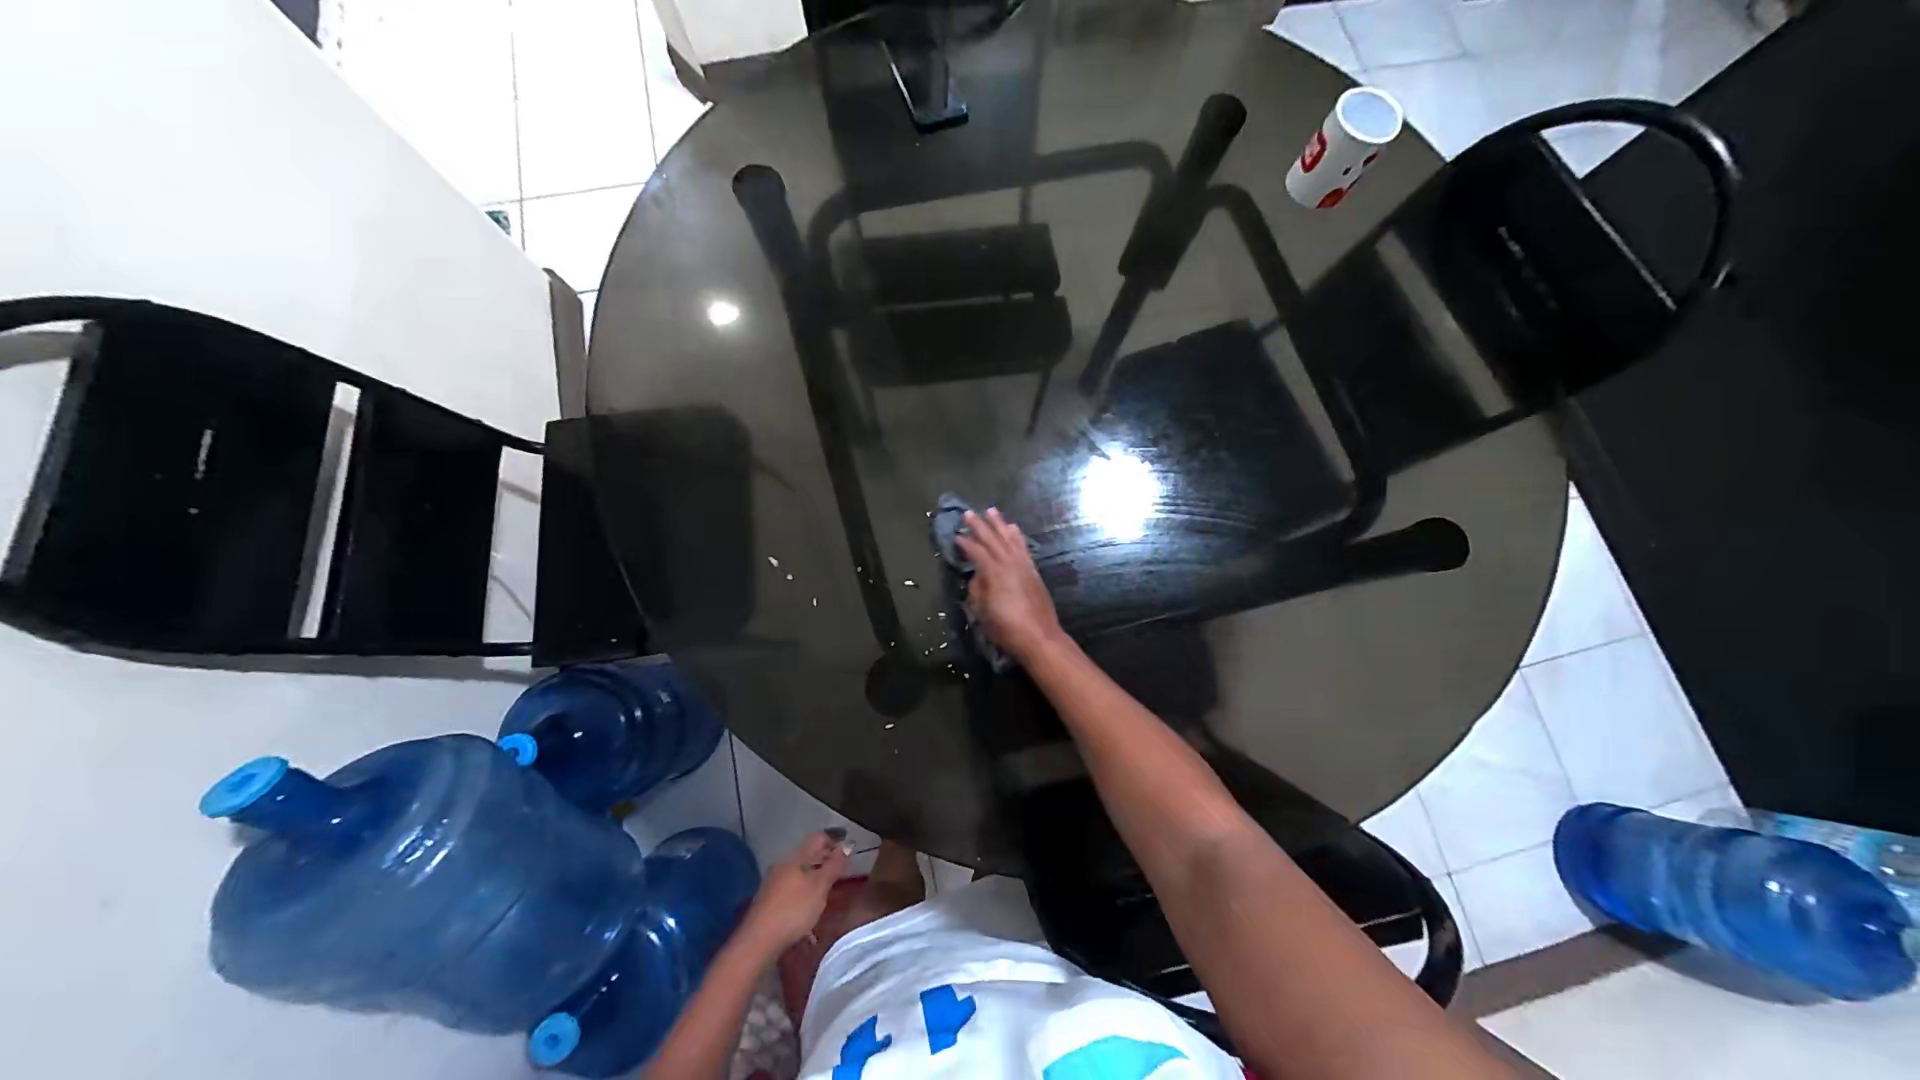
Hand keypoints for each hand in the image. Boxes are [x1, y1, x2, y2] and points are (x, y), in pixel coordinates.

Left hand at [737, 832, 847, 952]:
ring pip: (799, 872)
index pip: (818, 838)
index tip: (848, 848)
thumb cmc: (793, 911)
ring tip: (828, 887)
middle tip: (842, 868)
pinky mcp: (769, 900)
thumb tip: (845, 846)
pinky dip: (804, 889)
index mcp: (795, 858)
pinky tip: (809, 904)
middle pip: (808, 855)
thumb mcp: (819, 888)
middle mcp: (782, 866)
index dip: (834, 840)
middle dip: (825, 859)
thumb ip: (833, 866)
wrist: (758, 941)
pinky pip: (792, 886)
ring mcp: (773, 883)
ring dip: (815, 875)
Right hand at [954, 507, 1064, 661]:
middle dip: (979, 526)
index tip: (956, 535)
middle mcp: (1009, 563)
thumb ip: (977, 589)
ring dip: (999, 524)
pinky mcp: (1033, 570)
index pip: (976, 551)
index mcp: (993, 572)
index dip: (965, 543)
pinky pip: (1023, 546)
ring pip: (1009, 538)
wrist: (1039, 637)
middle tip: (968, 513)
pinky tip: (1013, 529)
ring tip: (991, 511)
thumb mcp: (982, 611)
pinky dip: (1016, 535)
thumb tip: (977, 575)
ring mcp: (1023, 565)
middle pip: (992, 539)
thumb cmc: (1006, 628)